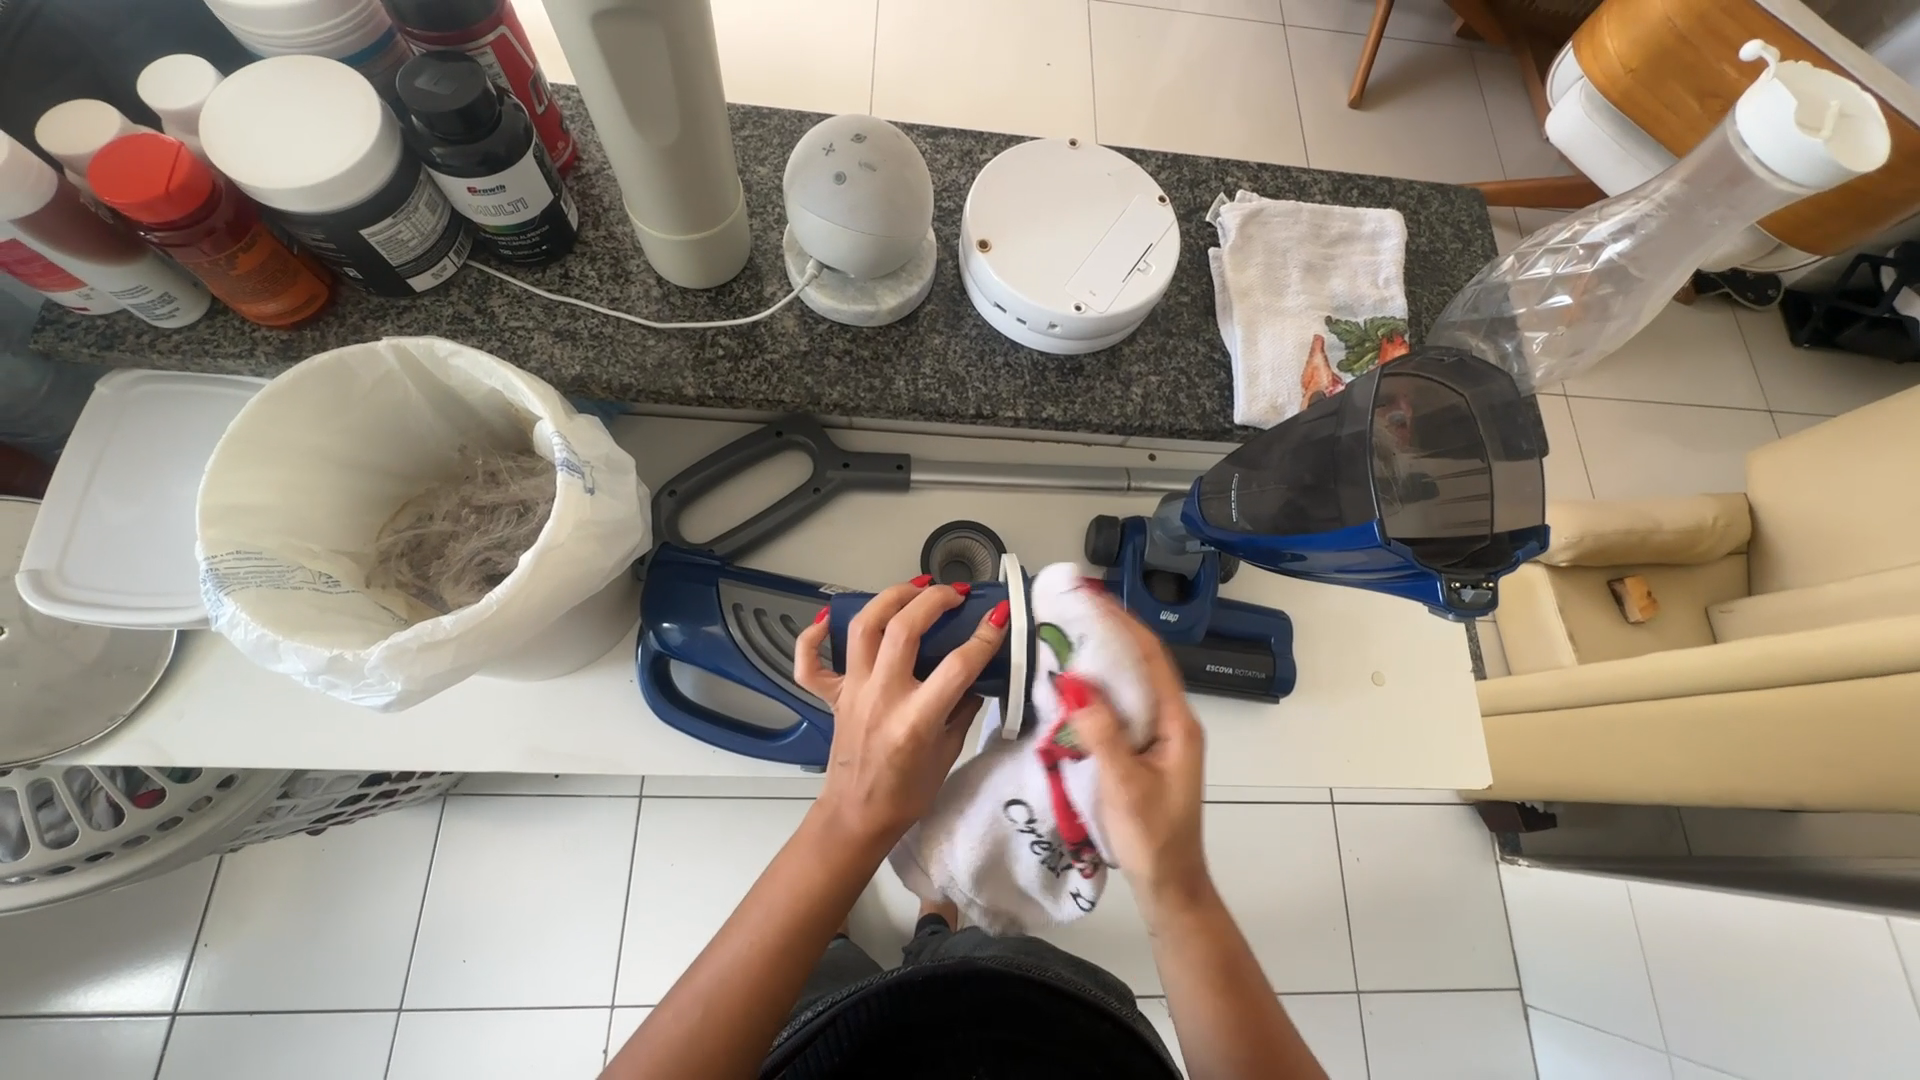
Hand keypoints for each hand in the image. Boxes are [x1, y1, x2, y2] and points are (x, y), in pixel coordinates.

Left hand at [793, 576, 1008, 852]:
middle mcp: (882, 697)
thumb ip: (962, 709)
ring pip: (863, 627)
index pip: (958, 666)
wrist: (857, 816)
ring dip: (888, 598)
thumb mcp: (948, 753)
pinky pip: (810, 662)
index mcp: (916, 720)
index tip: (999, 616)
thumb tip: (974, 675)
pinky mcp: (832, 697)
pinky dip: (812, 636)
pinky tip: (826, 617)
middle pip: (904, 629)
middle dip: (933, 600)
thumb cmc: (907, 793)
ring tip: (913, 587)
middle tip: (954, 594)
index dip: (985, 637)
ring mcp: (853, 692)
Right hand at [1062, 592, 1213, 919]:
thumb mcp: (1124, 785)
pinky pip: (1121, 708)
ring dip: (1102, 660)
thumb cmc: (1152, 838)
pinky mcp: (1143, 749)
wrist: (1169, 883)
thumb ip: (1101, 733)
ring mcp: (1158, 735)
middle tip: (1073, 611)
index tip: (1093, 598)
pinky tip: (1073, 687)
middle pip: (1141, 664)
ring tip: (1068, 635)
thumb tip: (1073, 682)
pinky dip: (1098, 690)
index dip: (1123, 624)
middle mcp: (1171, 721)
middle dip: (1109, 634)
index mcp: (1176, 723)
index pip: (1151, 658)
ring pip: (1130, 685)